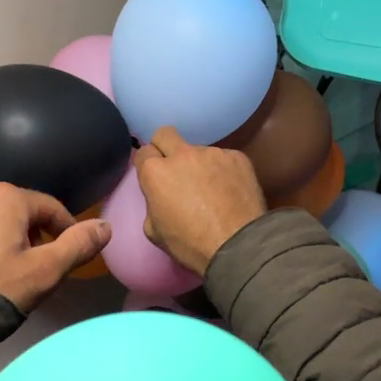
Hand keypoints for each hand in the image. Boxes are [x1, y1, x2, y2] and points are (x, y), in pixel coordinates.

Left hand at [0, 184, 110, 312]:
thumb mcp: (44, 273)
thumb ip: (78, 246)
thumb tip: (105, 226)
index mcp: (7, 198)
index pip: (51, 208)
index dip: (67, 231)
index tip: (70, 256)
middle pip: (18, 214)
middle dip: (32, 238)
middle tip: (36, 271)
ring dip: (0, 242)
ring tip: (1, 276)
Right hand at [132, 127, 267, 274]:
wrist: (238, 245)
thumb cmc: (191, 244)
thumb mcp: (154, 232)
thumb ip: (152, 203)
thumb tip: (161, 195)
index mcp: (156, 172)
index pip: (143, 153)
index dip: (147, 165)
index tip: (154, 177)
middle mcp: (182, 154)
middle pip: (165, 134)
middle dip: (165, 147)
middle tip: (174, 169)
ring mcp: (213, 152)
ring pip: (199, 150)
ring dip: (200, 164)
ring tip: (212, 189)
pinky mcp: (238, 157)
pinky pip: (224, 159)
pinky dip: (224, 171)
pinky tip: (231, 191)